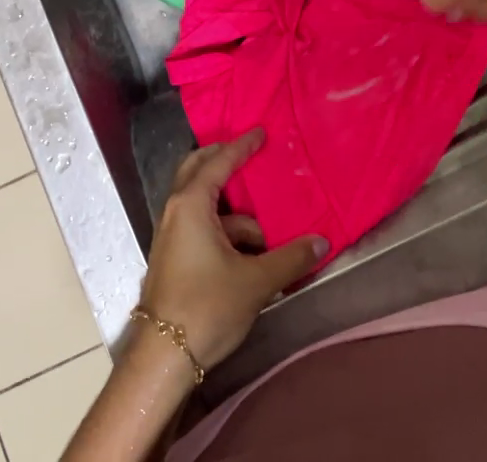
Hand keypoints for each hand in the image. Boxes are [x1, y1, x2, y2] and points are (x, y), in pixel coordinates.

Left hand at [139, 129, 327, 368]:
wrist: (164, 355)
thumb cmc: (207, 306)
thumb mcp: (256, 281)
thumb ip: (290, 258)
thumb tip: (321, 242)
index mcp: (191, 205)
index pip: (219, 163)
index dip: (241, 146)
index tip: (260, 131)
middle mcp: (176, 211)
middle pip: (199, 172)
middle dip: (224, 162)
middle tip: (251, 156)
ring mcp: (172, 235)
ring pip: (206, 207)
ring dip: (236, 213)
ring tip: (270, 233)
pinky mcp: (174, 257)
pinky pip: (203, 228)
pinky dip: (227, 231)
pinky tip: (253, 253)